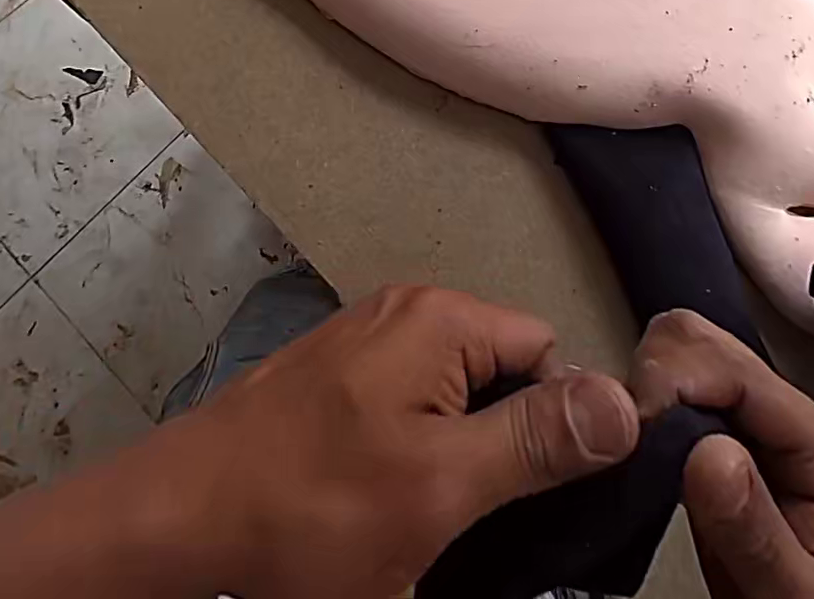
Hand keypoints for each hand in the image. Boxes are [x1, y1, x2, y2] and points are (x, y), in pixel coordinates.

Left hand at [178, 284, 640, 597]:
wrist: (189, 507)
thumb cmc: (316, 501)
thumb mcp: (442, 483)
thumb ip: (536, 440)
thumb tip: (624, 400)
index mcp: (441, 318)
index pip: (545, 351)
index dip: (553, 421)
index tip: (527, 490)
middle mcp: (406, 307)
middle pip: (501, 364)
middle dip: (503, 433)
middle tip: (469, 504)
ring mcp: (368, 333)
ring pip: (456, 382)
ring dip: (459, 441)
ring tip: (426, 499)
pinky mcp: (342, 363)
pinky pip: (412, 388)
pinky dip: (419, 433)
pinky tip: (388, 481)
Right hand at [631, 310, 813, 598]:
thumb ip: (761, 538)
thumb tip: (708, 453)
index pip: (731, 366)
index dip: (669, 382)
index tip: (632, 430)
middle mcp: (787, 421)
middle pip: (699, 339)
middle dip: (650, 374)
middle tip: (628, 439)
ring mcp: (750, 426)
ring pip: (677, 353)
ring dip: (640, 385)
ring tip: (628, 446)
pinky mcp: (715, 440)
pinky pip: (667, 389)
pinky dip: (637, 403)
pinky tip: (633, 446)